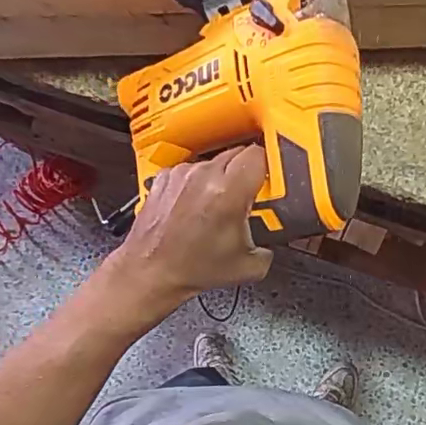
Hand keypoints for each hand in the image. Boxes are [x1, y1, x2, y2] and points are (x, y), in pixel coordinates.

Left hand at [100, 145, 273, 317]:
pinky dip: (199, 182)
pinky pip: (192, 169)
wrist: (150, 271)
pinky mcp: (166, 176)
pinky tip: (198, 205)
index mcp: (227, 192)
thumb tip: (275, 235)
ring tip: (220, 204)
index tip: (271, 181)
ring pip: (215, 161)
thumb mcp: (248, 265)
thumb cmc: (191, 269)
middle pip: (239, 153)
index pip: (259, 154)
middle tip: (249, 196)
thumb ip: (270, 245)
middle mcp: (203, 176)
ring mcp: (182, 174)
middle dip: (248, 172)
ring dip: (223, 177)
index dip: (269, 166)